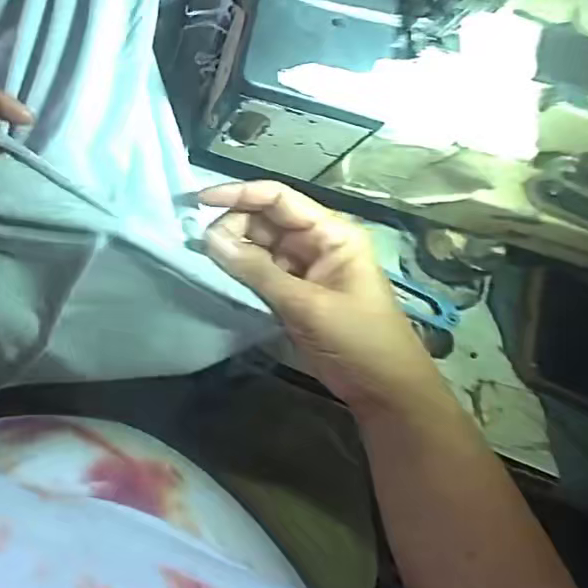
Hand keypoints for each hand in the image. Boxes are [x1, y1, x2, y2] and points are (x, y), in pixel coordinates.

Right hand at [199, 180, 442, 414]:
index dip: (237, 194)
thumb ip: (256, 269)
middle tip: (203, 246)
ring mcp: (303, 265)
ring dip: (231, 247)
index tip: (199, 201)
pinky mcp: (292, 288)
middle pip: (262, 217)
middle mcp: (316, 241)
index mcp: (331, 233)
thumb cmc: (359, 341)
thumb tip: (209, 239)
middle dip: (231, 225)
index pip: (278, 198)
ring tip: (206, 259)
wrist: (387, 393)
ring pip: (256, 242)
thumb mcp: (306, 304)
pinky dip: (237, 268)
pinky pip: (257, 267)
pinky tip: (218, 273)